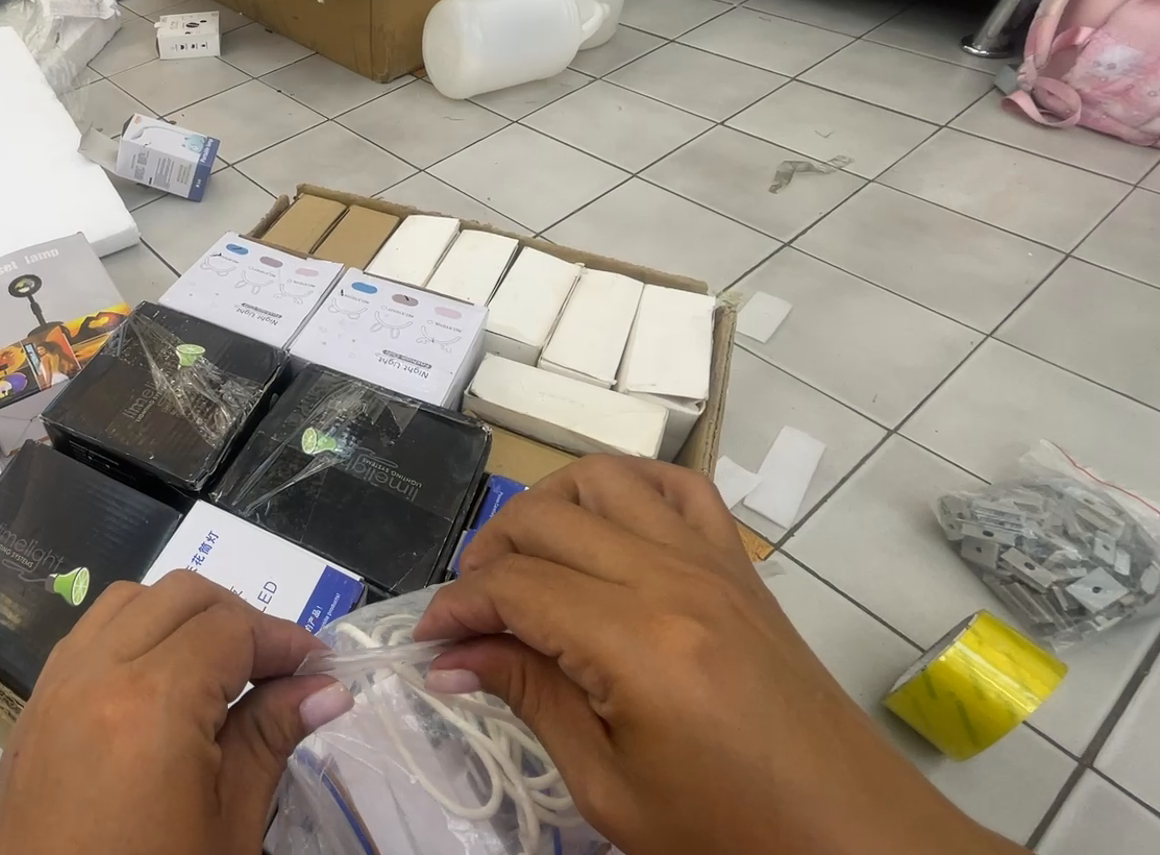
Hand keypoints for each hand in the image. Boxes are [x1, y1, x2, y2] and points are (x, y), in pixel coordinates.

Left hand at [0, 571, 354, 854]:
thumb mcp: (230, 828)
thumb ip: (271, 737)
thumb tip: (325, 688)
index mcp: (151, 702)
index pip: (230, 629)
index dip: (282, 639)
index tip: (318, 665)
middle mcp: (96, 672)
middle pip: (180, 594)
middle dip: (236, 616)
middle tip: (274, 667)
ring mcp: (55, 686)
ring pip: (128, 600)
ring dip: (180, 615)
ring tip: (217, 667)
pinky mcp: (33, 709)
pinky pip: (88, 635)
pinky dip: (132, 632)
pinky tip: (158, 680)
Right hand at [418, 455, 1025, 854]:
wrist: (864, 850)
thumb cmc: (731, 837)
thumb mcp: (609, 789)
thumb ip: (526, 698)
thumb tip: (448, 660)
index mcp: (640, 644)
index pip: (513, 588)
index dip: (455, 607)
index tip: (431, 640)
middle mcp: (671, 580)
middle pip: (540, 520)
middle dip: (483, 557)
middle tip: (473, 612)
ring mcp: (712, 561)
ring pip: (597, 479)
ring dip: (543, 508)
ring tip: (528, 561)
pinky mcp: (739, 564)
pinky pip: (675, 485)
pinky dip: (625, 487)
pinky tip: (602, 527)